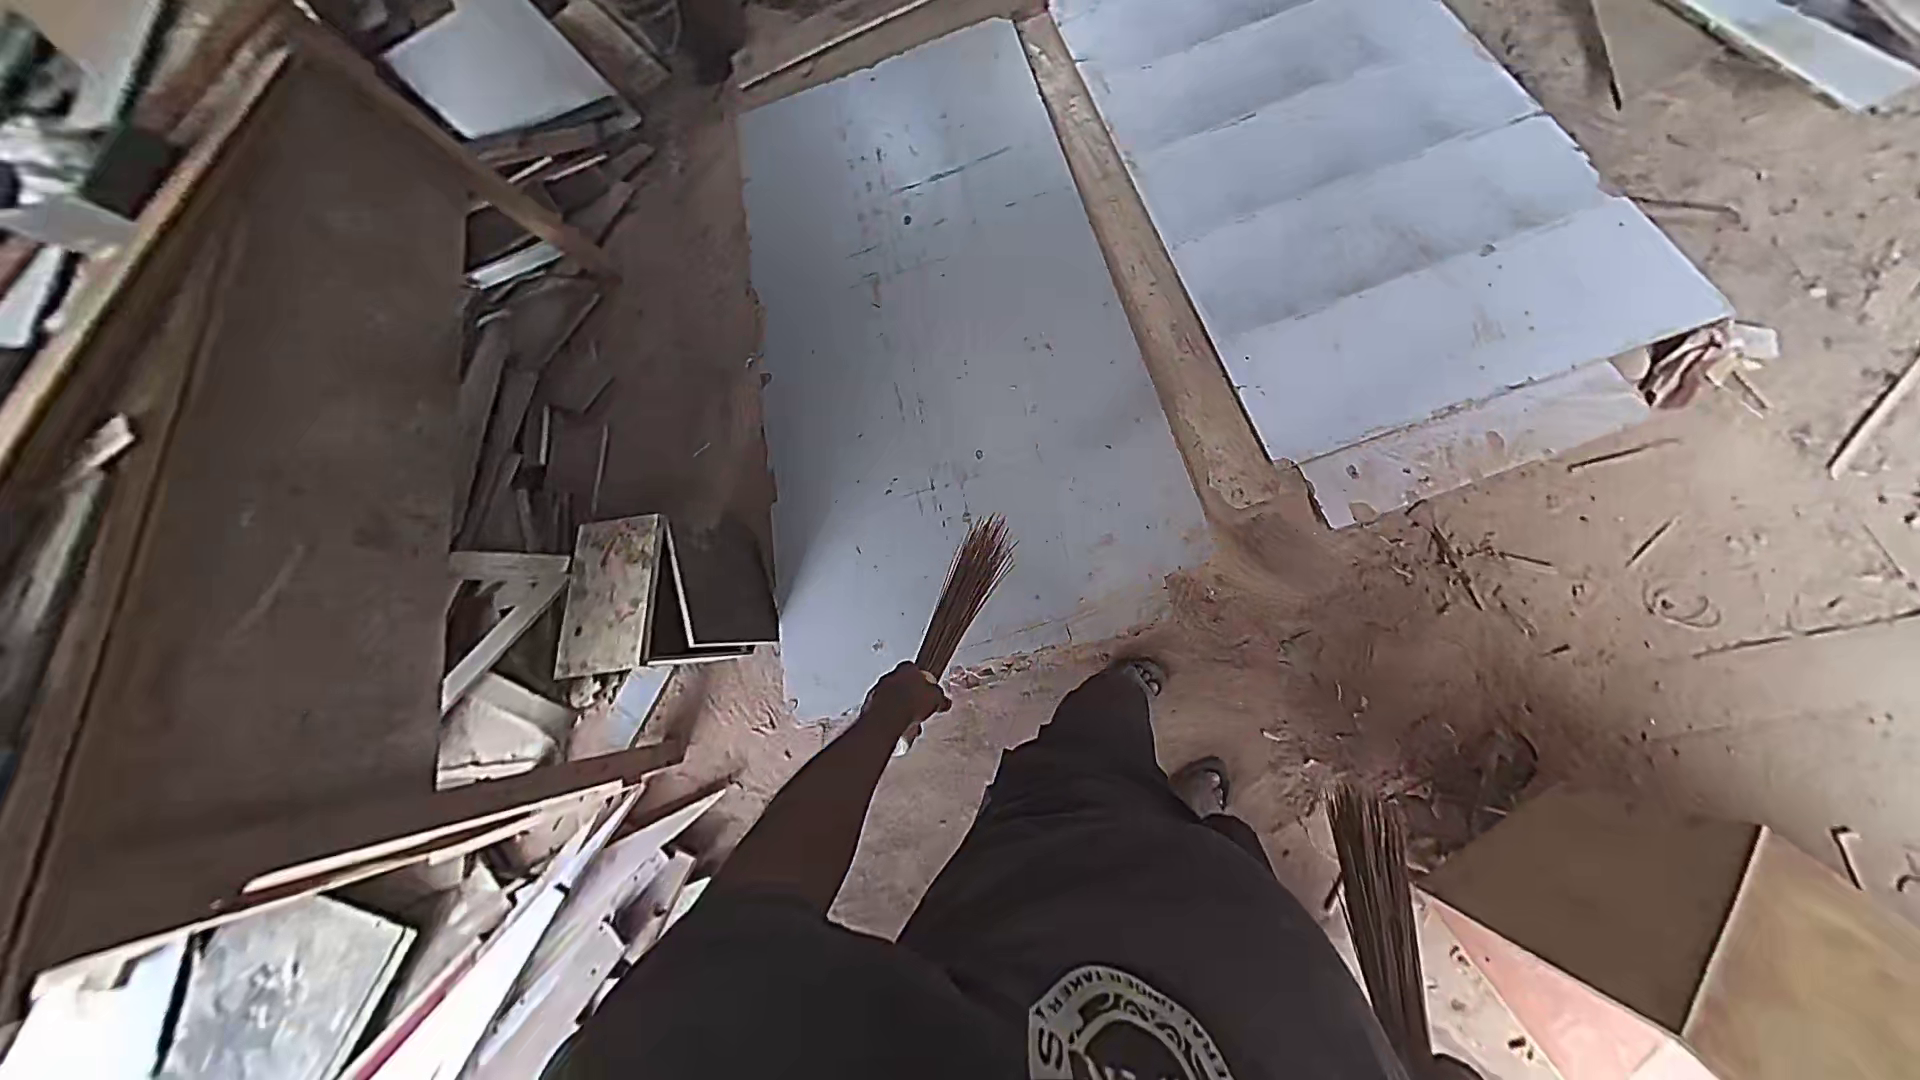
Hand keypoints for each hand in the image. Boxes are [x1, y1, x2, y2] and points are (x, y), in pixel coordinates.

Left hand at [861, 661, 950, 731]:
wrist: (888, 718)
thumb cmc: (909, 704)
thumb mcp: (936, 699)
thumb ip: (940, 698)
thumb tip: (944, 701)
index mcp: (906, 668)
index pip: (917, 670)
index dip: (924, 683)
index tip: (929, 694)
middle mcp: (890, 676)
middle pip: (903, 685)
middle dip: (911, 698)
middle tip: (919, 710)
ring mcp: (878, 690)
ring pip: (892, 699)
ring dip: (901, 710)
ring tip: (910, 724)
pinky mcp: (870, 705)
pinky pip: (883, 711)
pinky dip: (890, 718)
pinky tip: (898, 728)